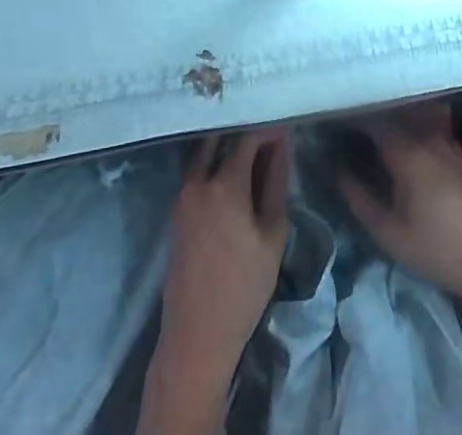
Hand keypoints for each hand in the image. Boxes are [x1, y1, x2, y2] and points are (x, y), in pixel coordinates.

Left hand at [160, 128, 292, 357]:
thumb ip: (276, 184)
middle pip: (221, 140)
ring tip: (255, 156)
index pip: (248, 139)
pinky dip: (214, 165)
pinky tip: (233, 177)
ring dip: (227, 148)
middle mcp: (197, 183)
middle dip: (245, 134)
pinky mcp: (175, 212)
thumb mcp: (273, 233)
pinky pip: (195, 174)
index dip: (269, 131)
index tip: (286, 130)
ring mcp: (181, 197)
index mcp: (224, 185)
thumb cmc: (245, 286)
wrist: (197, 332)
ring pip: (204, 155)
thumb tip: (281, 148)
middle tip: (269, 140)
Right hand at [338, 103, 461, 309]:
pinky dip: (419, 133)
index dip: (355, 116)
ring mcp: (454, 147)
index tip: (337, 116)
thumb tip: (339, 174)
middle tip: (353, 123)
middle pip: (399, 115)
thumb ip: (361, 200)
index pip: (376, 122)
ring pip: (421, 122)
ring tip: (379, 133)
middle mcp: (432, 141)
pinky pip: (437, 134)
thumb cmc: (439, 251)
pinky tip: (412, 148)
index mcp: (410, 155)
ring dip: (399, 121)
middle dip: (376, 115)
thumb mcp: (391, 235)